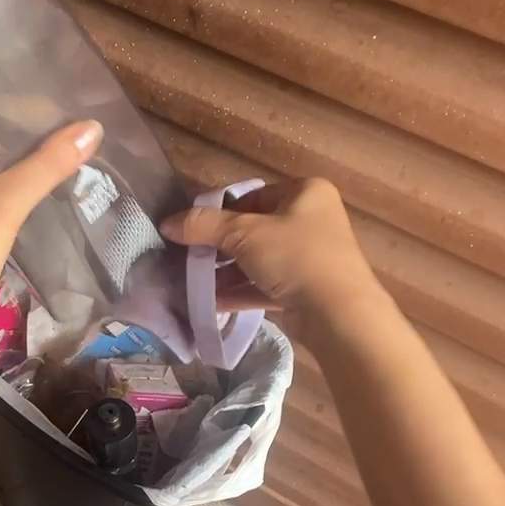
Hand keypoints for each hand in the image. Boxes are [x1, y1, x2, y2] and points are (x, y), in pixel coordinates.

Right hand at [160, 179, 378, 332]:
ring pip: (257, 261)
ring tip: (194, 283)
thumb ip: (203, 226)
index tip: (194, 232)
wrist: (337, 312)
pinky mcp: (303, 289)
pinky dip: (239, 292)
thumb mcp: (243, 234)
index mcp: (305, 193)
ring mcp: (309, 257)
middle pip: (253, 230)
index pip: (252, 197)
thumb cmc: (295, 256)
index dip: (220, 213)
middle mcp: (310, 220)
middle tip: (192, 259)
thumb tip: (167, 223)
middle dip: (220, 248)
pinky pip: (264, 285)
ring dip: (225, 273)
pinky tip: (210, 302)